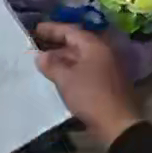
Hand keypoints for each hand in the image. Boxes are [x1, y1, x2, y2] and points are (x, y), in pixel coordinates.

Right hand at [33, 22, 140, 144]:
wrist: (116, 123)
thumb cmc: (90, 95)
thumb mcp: (66, 79)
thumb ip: (51, 65)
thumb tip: (40, 56)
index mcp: (94, 47)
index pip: (71, 31)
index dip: (52, 29)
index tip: (35, 29)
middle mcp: (101, 53)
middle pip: (76, 44)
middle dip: (55, 44)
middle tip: (35, 46)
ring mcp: (104, 68)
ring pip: (79, 58)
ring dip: (61, 59)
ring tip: (41, 63)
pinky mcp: (104, 83)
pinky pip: (82, 70)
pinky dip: (68, 70)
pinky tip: (56, 77)